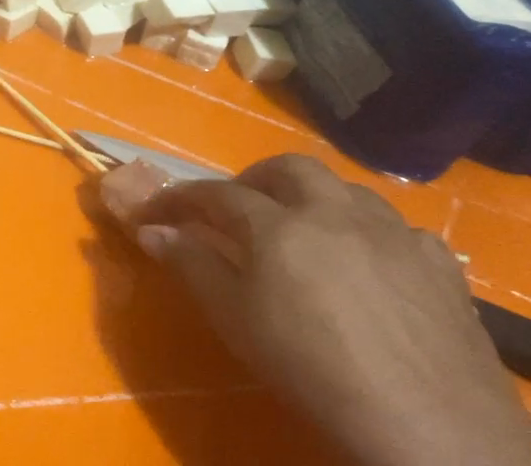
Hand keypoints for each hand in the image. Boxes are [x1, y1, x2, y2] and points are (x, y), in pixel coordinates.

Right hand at [134, 154, 530, 465]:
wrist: (428, 424)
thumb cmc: (310, 365)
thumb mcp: (233, 318)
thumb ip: (190, 264)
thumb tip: (151, 229)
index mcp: (278, 224)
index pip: (214, 192)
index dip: (178, 198)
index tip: (154, 213)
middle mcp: (336, 214)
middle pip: (290, 169)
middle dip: (255, 180)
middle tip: (238, 209)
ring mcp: (395, 237)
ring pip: (349, 191)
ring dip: (315, 200)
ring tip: (302, 231)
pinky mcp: (441, 268)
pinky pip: (400, 229)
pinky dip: (371, 233)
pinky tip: (366, 263)